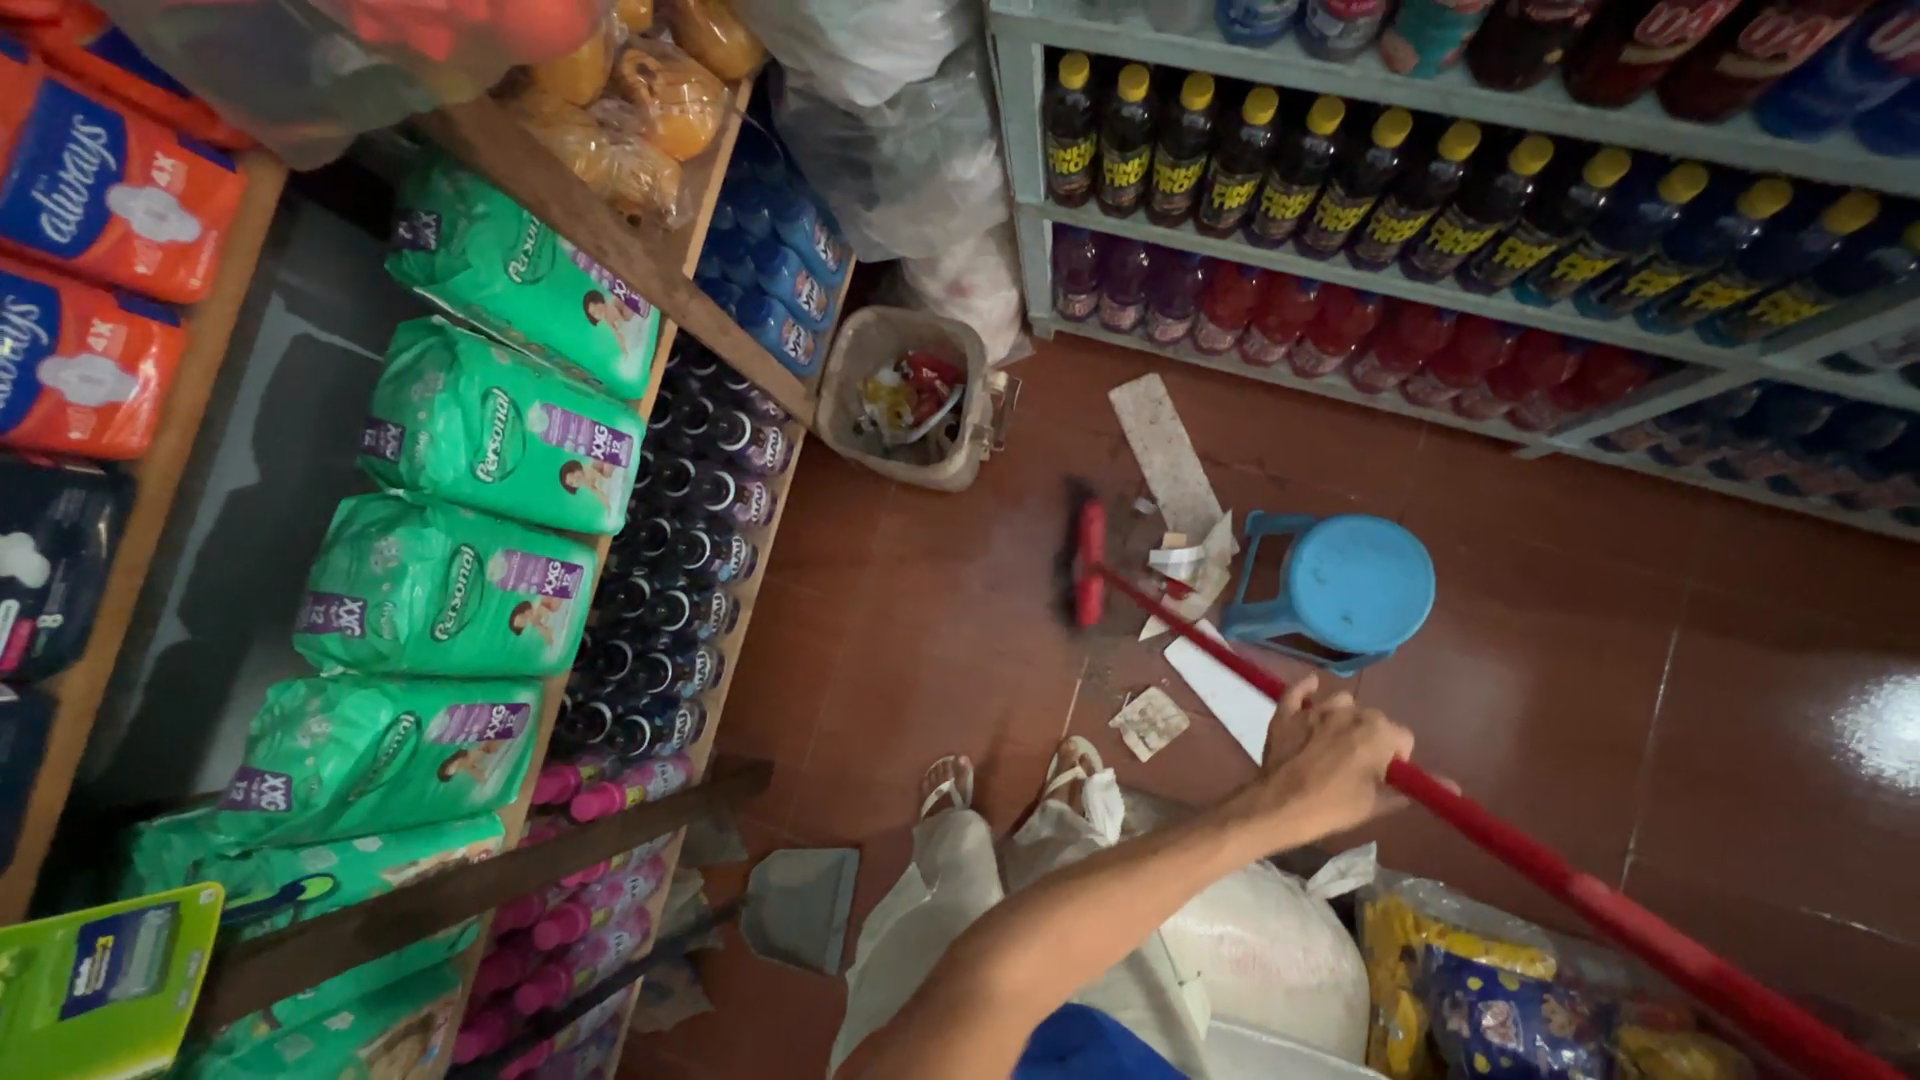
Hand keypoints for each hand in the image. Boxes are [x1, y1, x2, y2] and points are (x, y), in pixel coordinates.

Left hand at [1227, 675, 1419, 850]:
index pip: (1401, 738)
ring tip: (1336, 742)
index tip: (1383, 776)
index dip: (1396, 758)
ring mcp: (1315, 710)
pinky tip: (1312, 686)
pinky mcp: (1286, 713)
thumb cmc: (1336, 805)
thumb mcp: (1380, 801)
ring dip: (1344, 717)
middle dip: (1371, 738)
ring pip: (1340, 702)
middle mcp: (1349, 712)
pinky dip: (1306, 688)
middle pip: (1372, 718)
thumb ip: (1415, 787)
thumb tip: (1454, 787)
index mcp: (1378, 731)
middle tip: (1359, 766)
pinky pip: (1297, 691)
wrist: (1282, 804)